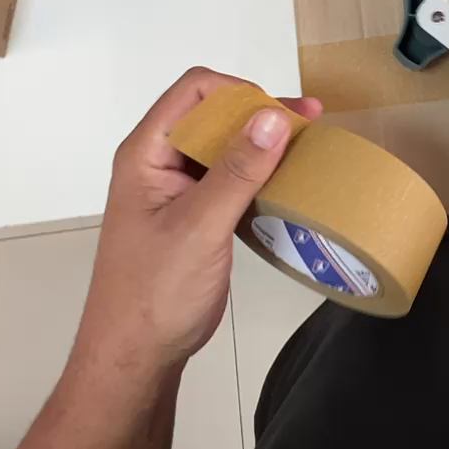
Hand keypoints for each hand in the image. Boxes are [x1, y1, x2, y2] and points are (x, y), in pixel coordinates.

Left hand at [76, 67, 320, 377]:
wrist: (138, 357)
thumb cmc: (156, 292)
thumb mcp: (199, 227)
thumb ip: (237, 171)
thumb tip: (274, 116)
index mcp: (147, 152)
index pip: (193, 92)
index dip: (237, 91)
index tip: (279, 114)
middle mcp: (162, 160)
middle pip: (213, 111)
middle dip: (259, 112)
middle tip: (310, 121)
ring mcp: (181, 186)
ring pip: (226, 142)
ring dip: (264, 139)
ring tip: (310, 142)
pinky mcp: (199, 210)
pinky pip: (233, 173)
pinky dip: (262, 168)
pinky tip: (291, 176)